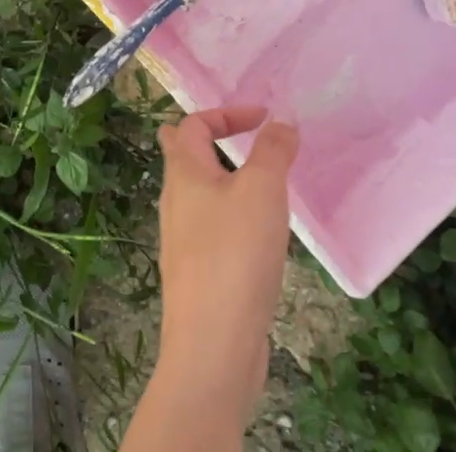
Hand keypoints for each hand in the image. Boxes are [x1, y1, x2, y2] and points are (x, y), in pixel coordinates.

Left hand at [153, 105, 298, 426]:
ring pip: (198, 193)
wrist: (214, 342)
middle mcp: (175, 200)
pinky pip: (211, 227)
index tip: (264, 118)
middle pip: (183, 155)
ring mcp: (183, 238)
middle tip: (249, 141)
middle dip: (212, 141)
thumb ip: (273, 151)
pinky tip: (259, 234)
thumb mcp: (262, 191)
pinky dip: (232, 215)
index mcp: (183, 173)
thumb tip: (281, 122)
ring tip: (265, 185)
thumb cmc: (235, 254)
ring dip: (227, 180)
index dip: (226, 112)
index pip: (193, 123)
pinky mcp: (197, 271)